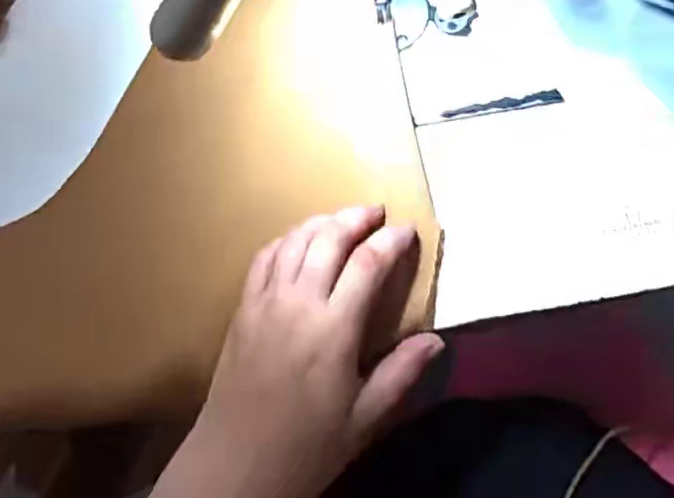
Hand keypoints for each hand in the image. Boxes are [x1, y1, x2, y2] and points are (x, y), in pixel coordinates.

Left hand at [151, 206, 443, 497]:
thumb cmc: (307, 446)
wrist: (236, 462)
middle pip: (329, 238)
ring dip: (322, 221)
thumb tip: (437, 340)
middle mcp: (298, 300)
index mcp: (333, 328)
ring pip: (296, 239)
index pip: (367, 264)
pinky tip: (300, 240)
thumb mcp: (364, 419)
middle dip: (356, 217)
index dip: (390, 241)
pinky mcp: (243, 303)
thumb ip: (400, 373)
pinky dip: (288, 239)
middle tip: (377, 210)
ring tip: (343, 218)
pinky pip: (266, 255)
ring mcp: (266, 297)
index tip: (407, 230)